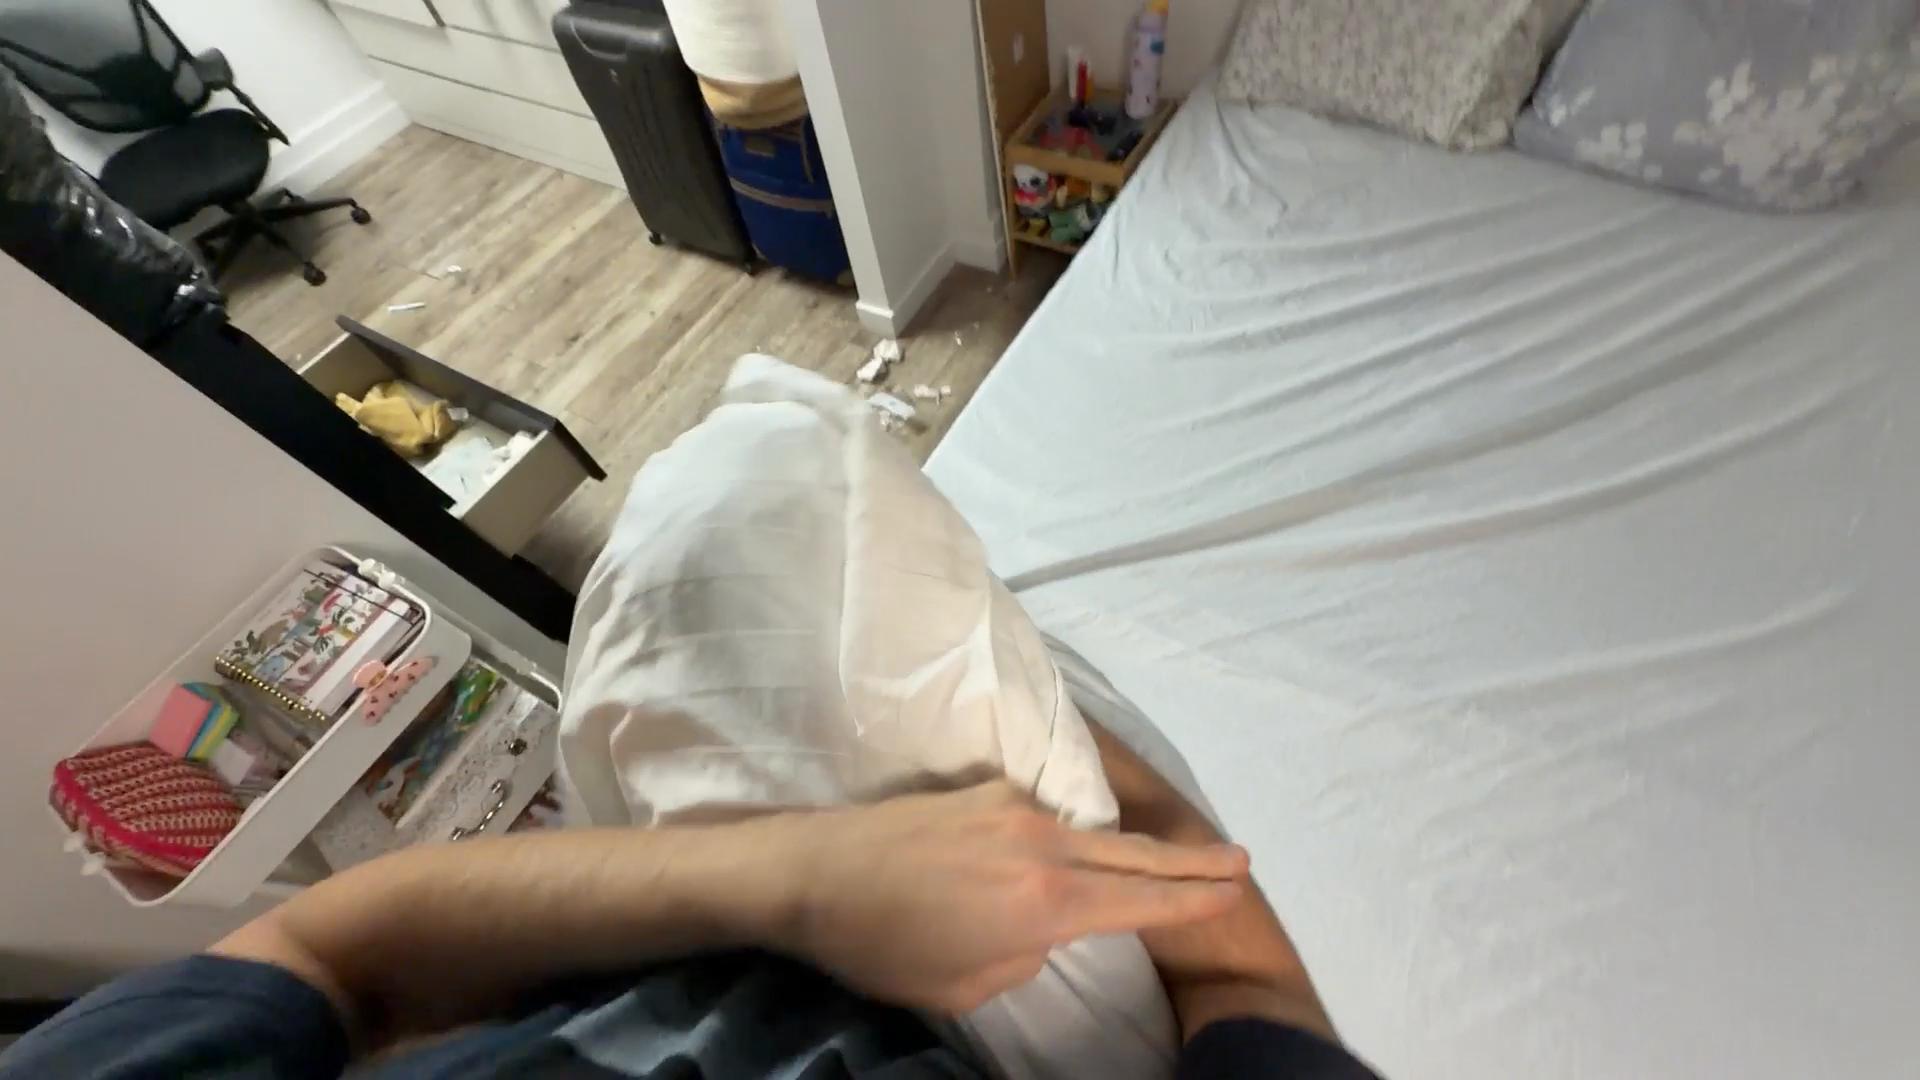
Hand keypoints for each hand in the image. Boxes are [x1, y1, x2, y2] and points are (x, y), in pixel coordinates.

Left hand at [774, 781, 1248, 1012]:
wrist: (818, 869)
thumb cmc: (889, 945)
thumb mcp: (971, 984)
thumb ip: (1031, 948)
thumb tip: (1049, 919)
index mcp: (1043, 900)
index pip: (1139, 899)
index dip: (1192, 896)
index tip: (1235, 886)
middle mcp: (1040, 839)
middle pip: (1132, 851)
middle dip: (1189, 859)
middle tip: (1239, 858)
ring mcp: (1011, 802)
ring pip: (1088, 828)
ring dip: (1127, 845)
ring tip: (1163, 856)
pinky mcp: (984, 784)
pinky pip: (1044, 811)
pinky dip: (1067, 832)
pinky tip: (1068, 842)